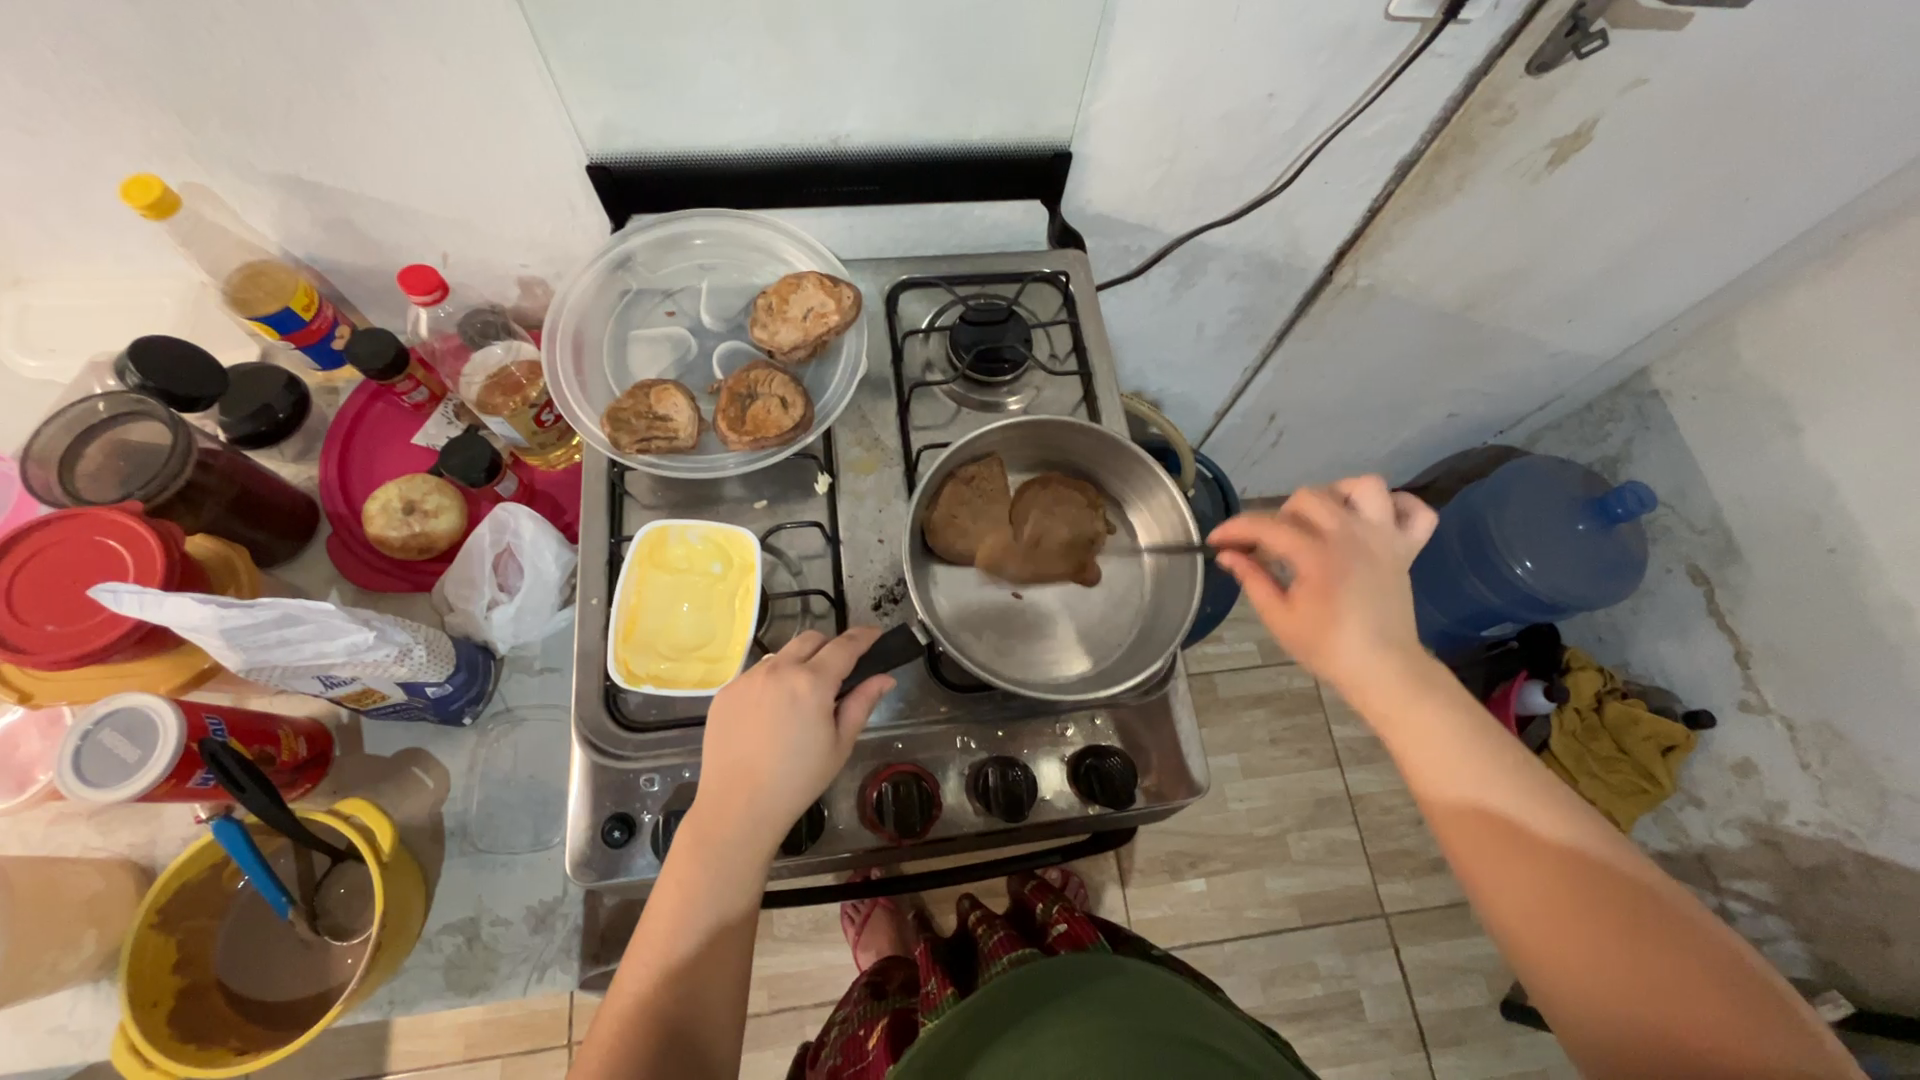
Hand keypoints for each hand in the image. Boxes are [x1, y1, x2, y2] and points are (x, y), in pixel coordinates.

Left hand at [694, 627, 895, 856]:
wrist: (738, 806)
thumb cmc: (798, 780)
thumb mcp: (840, 744)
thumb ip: (862, 703)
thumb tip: (884, 678)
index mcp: (811, 682)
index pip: (844, 646)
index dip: (863, 636)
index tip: (875, 635)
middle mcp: (778, 670)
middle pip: (811, 639)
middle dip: (830, 646)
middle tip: (839, 671)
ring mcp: (747, 679)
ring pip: (781, 655)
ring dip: (799, 663)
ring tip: (802, 696)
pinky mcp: (726, 692)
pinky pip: (756, 674)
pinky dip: (772, 682)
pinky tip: (772, 713)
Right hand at [1209, 476, 1438, 696]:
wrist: (1382, 668)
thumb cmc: (1327, 647)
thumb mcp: (1278, 617)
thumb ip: (1252, 579)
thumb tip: (1228, 555)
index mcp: (1317, 555)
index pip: (1266, 526)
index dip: (1235, 529)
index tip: (1217, 541)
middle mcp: (1352, 535)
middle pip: (1309, 497)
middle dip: (1280, 515)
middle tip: (1273, 545)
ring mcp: (1385, 537)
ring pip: (1364, 487)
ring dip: (1338, 496)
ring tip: (1323, 521)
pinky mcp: (1408, 548)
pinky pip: (1414, 510)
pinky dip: (1395, 507)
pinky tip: (1374, 523)